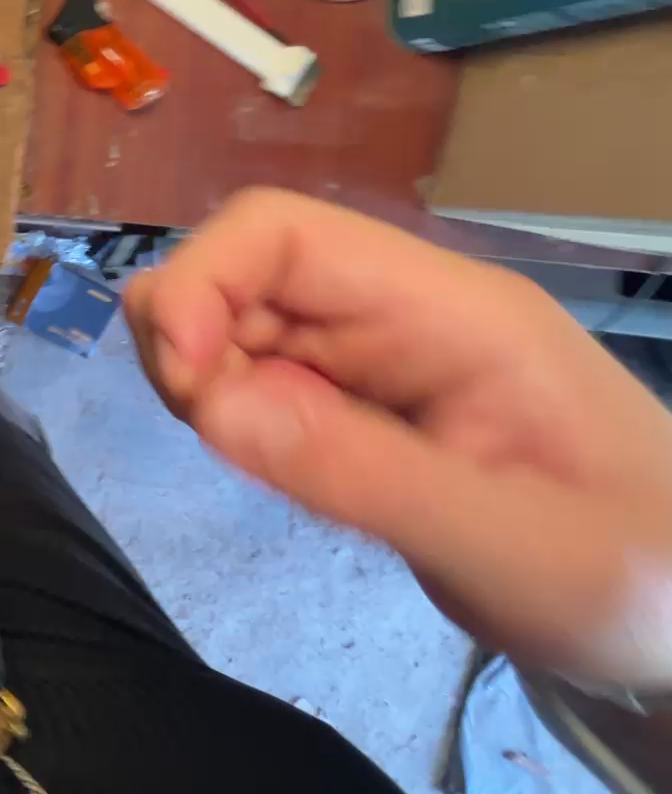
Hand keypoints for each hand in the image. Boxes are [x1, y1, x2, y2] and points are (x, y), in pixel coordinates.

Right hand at [125, 188, 671, 685]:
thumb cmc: (637, 578)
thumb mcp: (525, 551)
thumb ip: (368, 478)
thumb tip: (210, 409)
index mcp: (439, 307)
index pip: (273, 231)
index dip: (200, 281)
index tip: (187, 378)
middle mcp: (376, 307)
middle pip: (223, 272)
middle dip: (185, 345)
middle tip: (216, 433)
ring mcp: (344, 346)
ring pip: (208, 319)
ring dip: (193, 379)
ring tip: (256, 457)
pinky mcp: (321, 386)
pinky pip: (227, 369)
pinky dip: (210, 406)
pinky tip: (262, 457)